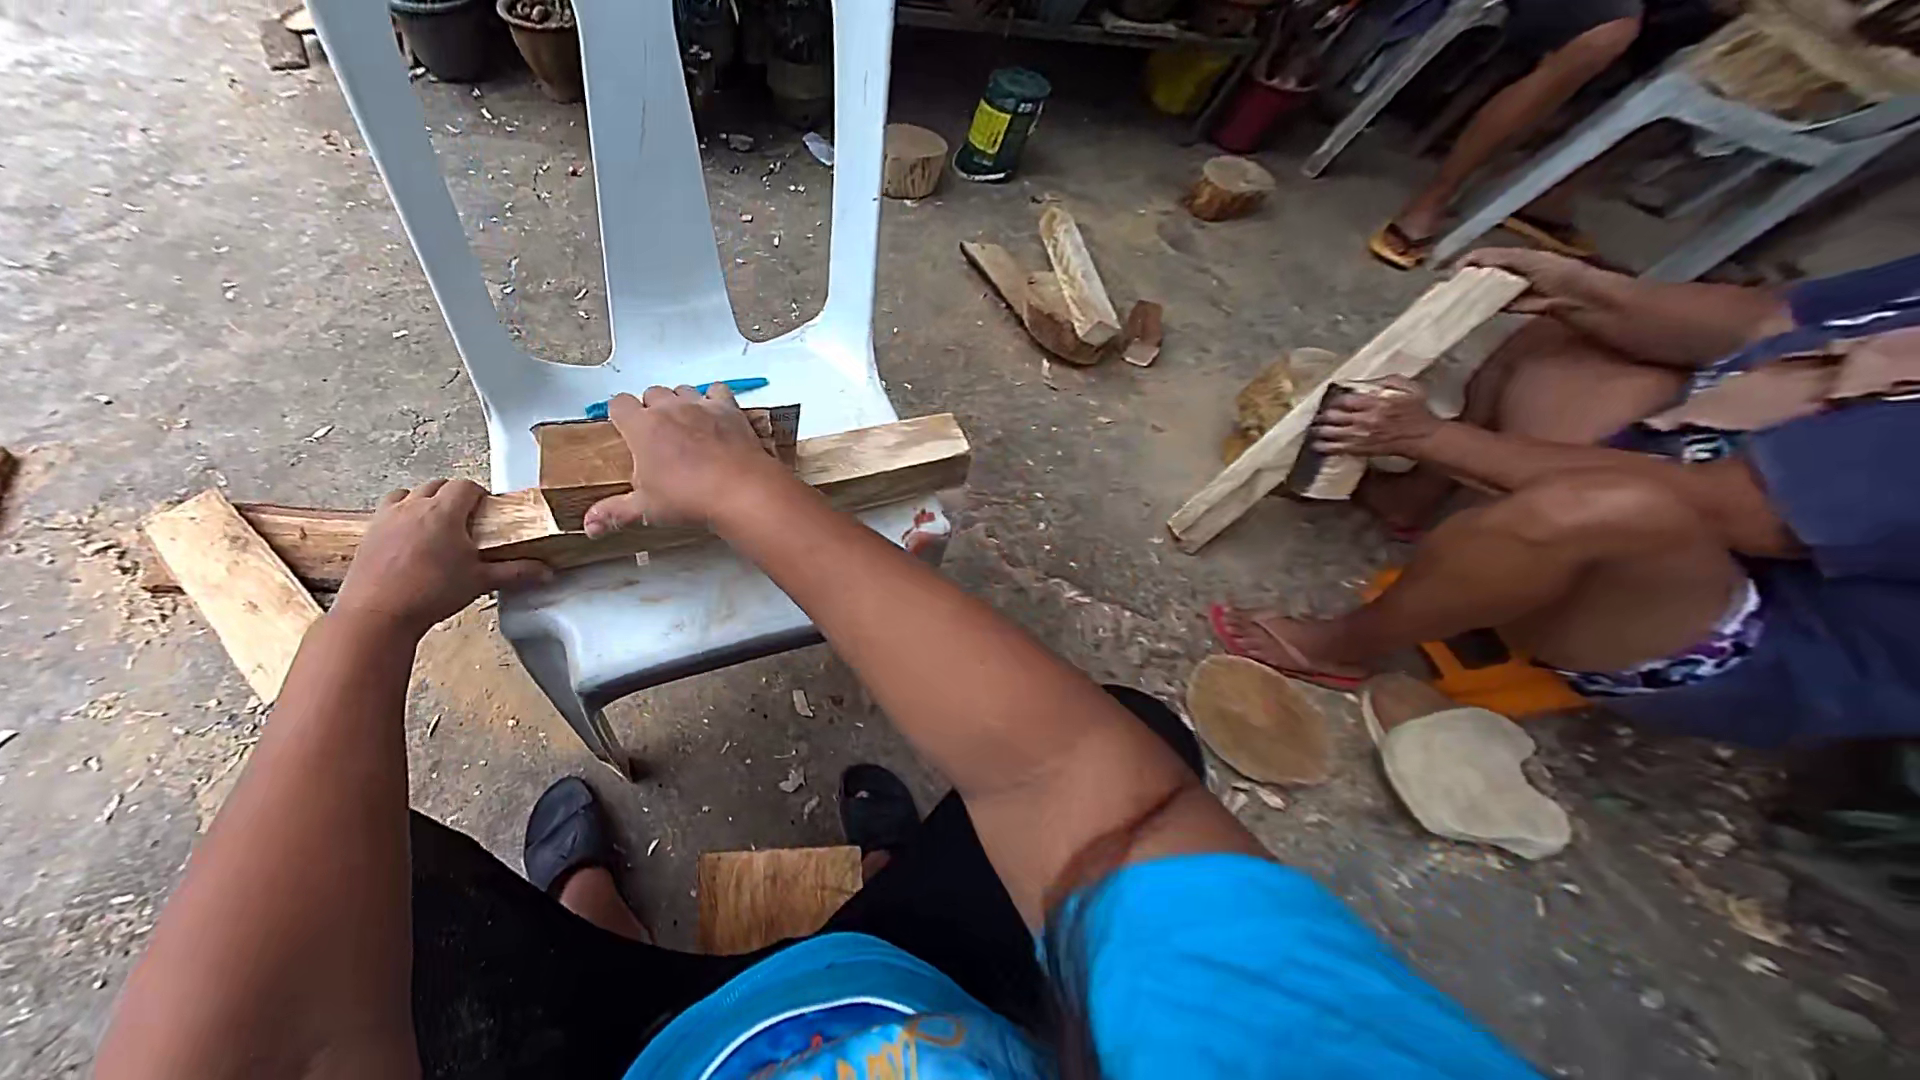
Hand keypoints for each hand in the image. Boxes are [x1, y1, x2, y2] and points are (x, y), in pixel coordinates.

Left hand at [333, 479, 551, 635]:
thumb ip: (517, 572)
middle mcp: (412, 508)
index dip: (479, 494)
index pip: (465, 486)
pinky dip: (400, 516)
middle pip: (436, 485)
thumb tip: (545, 572)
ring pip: (406, 493)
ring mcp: (385, 519)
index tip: (487, 508)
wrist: (377, 614)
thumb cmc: (429, 593)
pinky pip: (385, 512)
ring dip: (423, 501)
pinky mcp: (367, 534)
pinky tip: (410, 539)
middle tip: (467, 517)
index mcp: (443, 513)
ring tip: (436, 523)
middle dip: (453, 495)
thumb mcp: (482, 580)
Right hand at [582, 384, 784, 537]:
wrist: (740, 490)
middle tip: (658, 433)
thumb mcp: (647, 508)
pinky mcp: (729, 410)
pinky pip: (719, 391)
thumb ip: (614, 512)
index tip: (625, 427)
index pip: (619, 404)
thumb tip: (591, 525)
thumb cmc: (691, 496)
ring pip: (683, 389)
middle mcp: (671, 409)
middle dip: (652, 408)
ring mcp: (702, 406)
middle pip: (652, 393)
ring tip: (686, 424)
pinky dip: (716, 398)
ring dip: (682, 401)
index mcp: (642, 427)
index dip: (621, 414)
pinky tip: (716, 413)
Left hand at [1310, 376, 1444, 456]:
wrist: (1422, 436)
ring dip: (1318, 431)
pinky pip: (1335, 449)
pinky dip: (1323, 447)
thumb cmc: (1416, 411)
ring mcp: (1360, 436)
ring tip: (1313, 429)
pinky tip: (1316, 445)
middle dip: (1322, 415)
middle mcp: (1364, 419)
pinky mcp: (1359, 449)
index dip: (1333, 401)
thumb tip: (1370, 380)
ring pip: (1329, 433)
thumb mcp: (1409, 389)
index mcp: (1375, 403)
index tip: (1330, 401)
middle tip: (1318, 415)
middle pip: (1332, 417)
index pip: (1343, 401)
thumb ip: (1391, 380)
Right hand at [1462, 247, 1607, 315]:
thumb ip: (1501, 259)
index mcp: (1523, 257)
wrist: (1584, 299)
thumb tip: (1467, 261)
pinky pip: (1497, 305)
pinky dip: (1485, 307)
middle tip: (1448, 288)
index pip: (1492, 256)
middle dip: (1470, 278)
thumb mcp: (1530, 261)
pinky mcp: (1520, 308)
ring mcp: (1520, 291)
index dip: (1473, 261)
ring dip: (1475, 294)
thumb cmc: (1560, 275)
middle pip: (1490, 273)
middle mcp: (1520, 272)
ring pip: (1491, 290)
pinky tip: (1470, 310)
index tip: (1452, 273)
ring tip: (1453, 300)